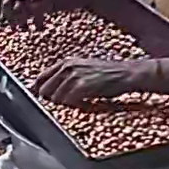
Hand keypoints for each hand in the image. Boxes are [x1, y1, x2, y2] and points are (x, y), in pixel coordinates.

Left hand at [3, 0, 73, 21]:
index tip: (5, 24)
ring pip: (28, 3)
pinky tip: (45, 16)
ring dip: (30, 18)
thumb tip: (20, 1)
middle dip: (16, 19)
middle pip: (15, 4)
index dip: (5, 13)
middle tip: (19, 31)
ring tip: (35, 28)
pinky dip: (42, 9)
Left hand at [34, 57, 157, 104]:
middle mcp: (68, 67)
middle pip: (44, 90)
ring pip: (55, 98)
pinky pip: (68, 102)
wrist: (131, 73)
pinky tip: (86, 102)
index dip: (37, 90)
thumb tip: (46, 92)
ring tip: (80, 101)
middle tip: (67, 102)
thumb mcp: (83, 70)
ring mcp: (74, 76)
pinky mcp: (82, 86)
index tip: (38, 99)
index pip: (40, 78)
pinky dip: (75, 106)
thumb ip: (64, 78)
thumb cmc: (109, 75)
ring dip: (65, 104)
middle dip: (51, 99)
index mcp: (66, 63)